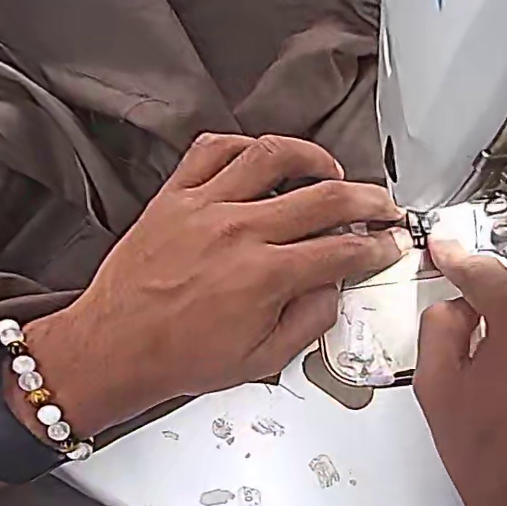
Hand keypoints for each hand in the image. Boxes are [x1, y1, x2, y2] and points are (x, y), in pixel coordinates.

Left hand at [23, 134, 407, 431]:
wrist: (115, 347)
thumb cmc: (179, 357)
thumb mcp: (261, 360)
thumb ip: (308, 322)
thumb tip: (333, 289)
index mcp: (265, 277)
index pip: (343, 249)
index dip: (378, 245)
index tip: (390, 243)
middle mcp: (239, 233)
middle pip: (325, 196)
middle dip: (369, 200)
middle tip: (382, 206)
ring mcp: (205, 207)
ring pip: (274, 156)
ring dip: (314, 157)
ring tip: (330, 169)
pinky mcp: (175, 196)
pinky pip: (214, 149)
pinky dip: (246, 145)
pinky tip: (262, 158)